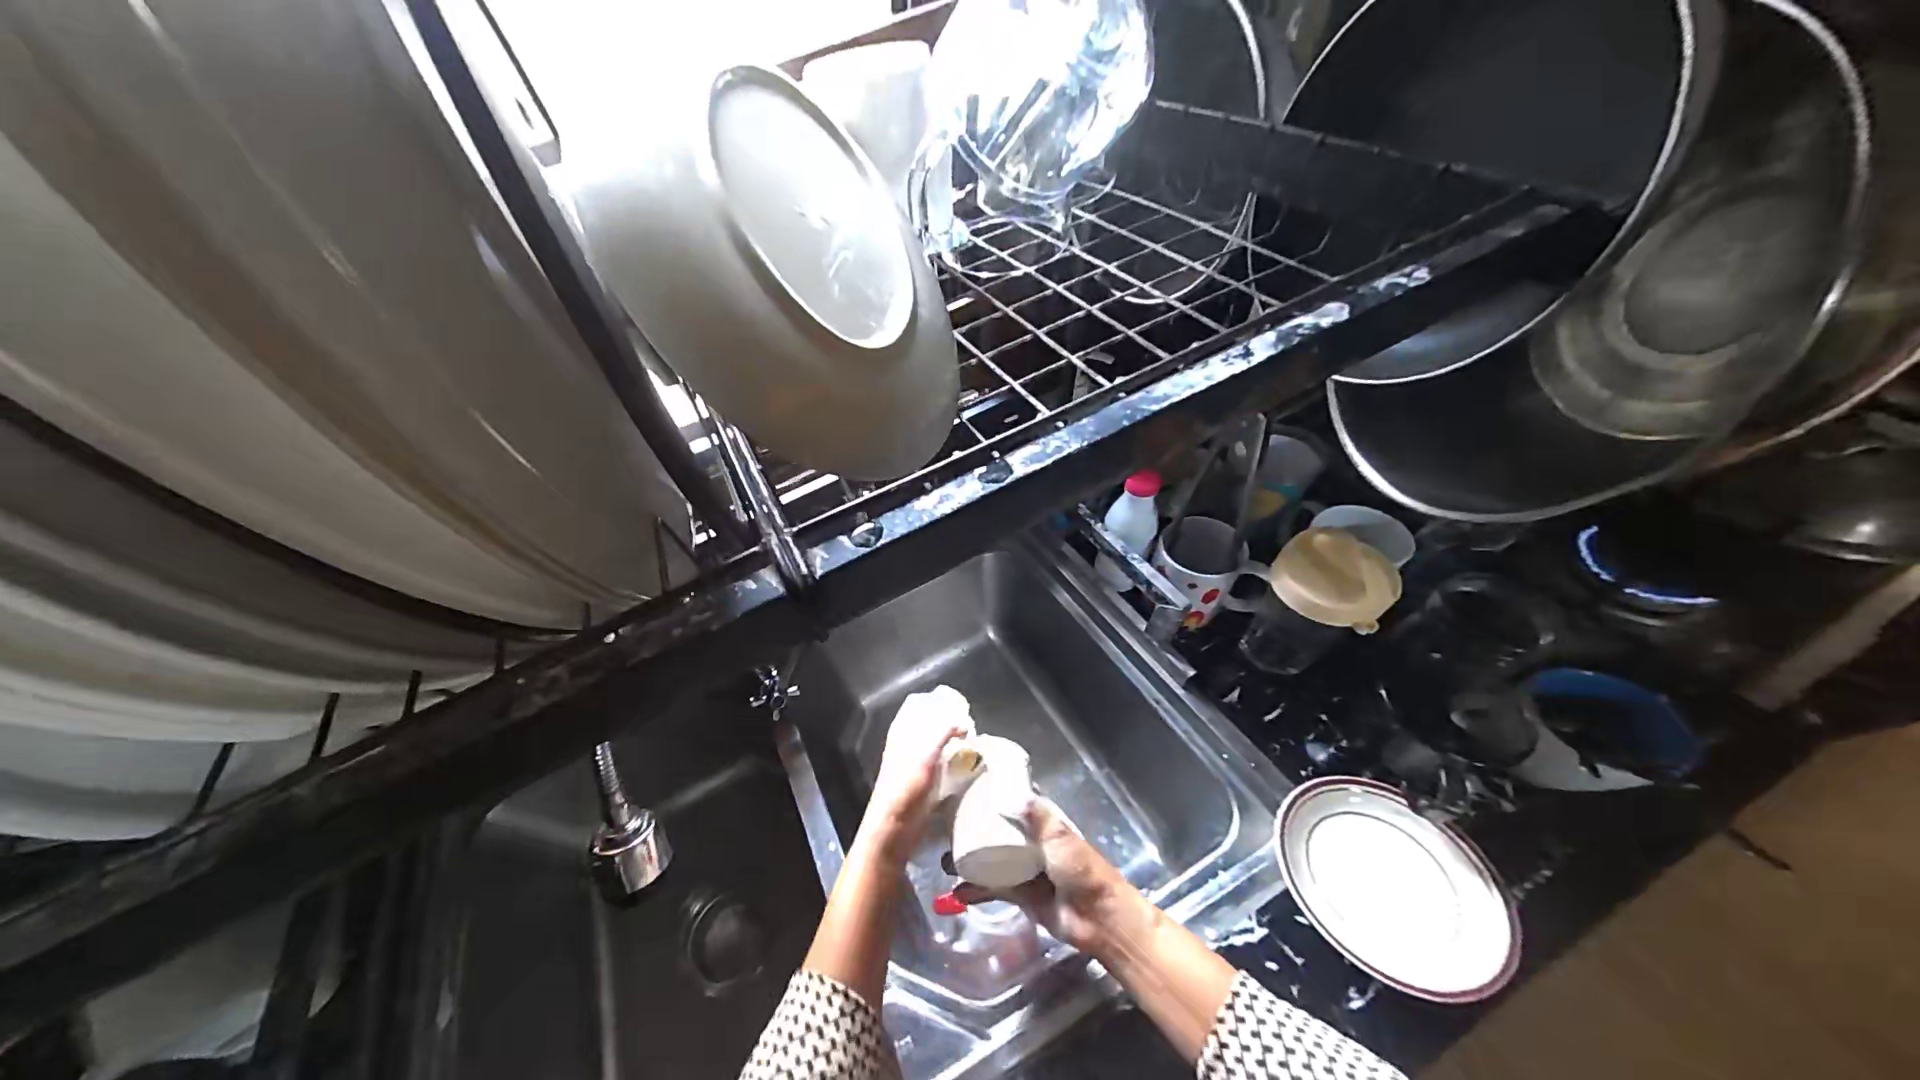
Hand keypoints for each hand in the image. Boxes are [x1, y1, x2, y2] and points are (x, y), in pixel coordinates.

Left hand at [859, 686, 973, 858]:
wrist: (893, 831)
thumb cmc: (905, 790)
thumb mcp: (926, 756)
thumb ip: (943, 734)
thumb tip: (962, 724)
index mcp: (901, 736)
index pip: (916, 708)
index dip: (935, 703)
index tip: (958, 703)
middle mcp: (906, 748)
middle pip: (929, 728)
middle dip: (949, 725)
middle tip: (972, 727)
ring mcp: (914, 768)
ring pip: (936, 748)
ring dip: (953, 746)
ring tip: (975, 746)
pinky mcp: (923, 787)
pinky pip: (942, 768)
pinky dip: (954, 764)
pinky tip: (968, 768)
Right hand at [952, 796, 1144, 957]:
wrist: (1097, 918)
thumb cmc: (1081, 870)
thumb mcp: (1060, 836)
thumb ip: (1036, 816)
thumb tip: (1008, 794)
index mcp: (1044, 824)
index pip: (1015, 804)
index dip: (993, 798)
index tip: (966, 792)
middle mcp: (1032, 843)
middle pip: (998, 833)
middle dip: (974, 831)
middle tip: (946, 829)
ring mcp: (1026, 870)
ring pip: (993, 860)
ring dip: (972, 861)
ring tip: (946, 861)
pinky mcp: (1021, 895)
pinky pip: (994, 888)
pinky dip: (977, 890)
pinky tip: (957, 892)